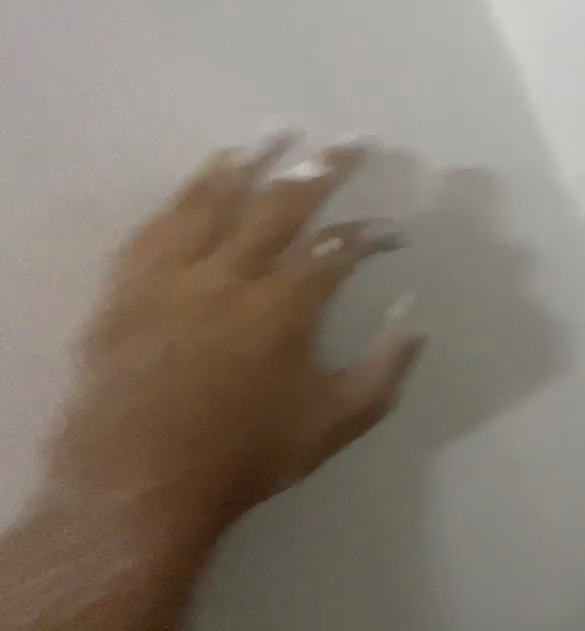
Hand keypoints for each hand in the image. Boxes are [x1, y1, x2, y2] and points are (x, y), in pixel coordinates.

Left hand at [48, 134, 423, 528]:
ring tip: (271, 135)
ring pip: (208, 208)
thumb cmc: (251, 454)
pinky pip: (151, 234)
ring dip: (245, 168)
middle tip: (350, 143)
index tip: (394, 234)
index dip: (372, 234)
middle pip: (279, 210)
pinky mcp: (122, 300)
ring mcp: (167, 287)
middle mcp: (227, 283)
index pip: (339, 249)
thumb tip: (415, 315)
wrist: (133, 495)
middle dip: (322, 173)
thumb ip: (388, 363)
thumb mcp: (344, 416)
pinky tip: (198, 183)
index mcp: (285, 309)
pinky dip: (180, 200)